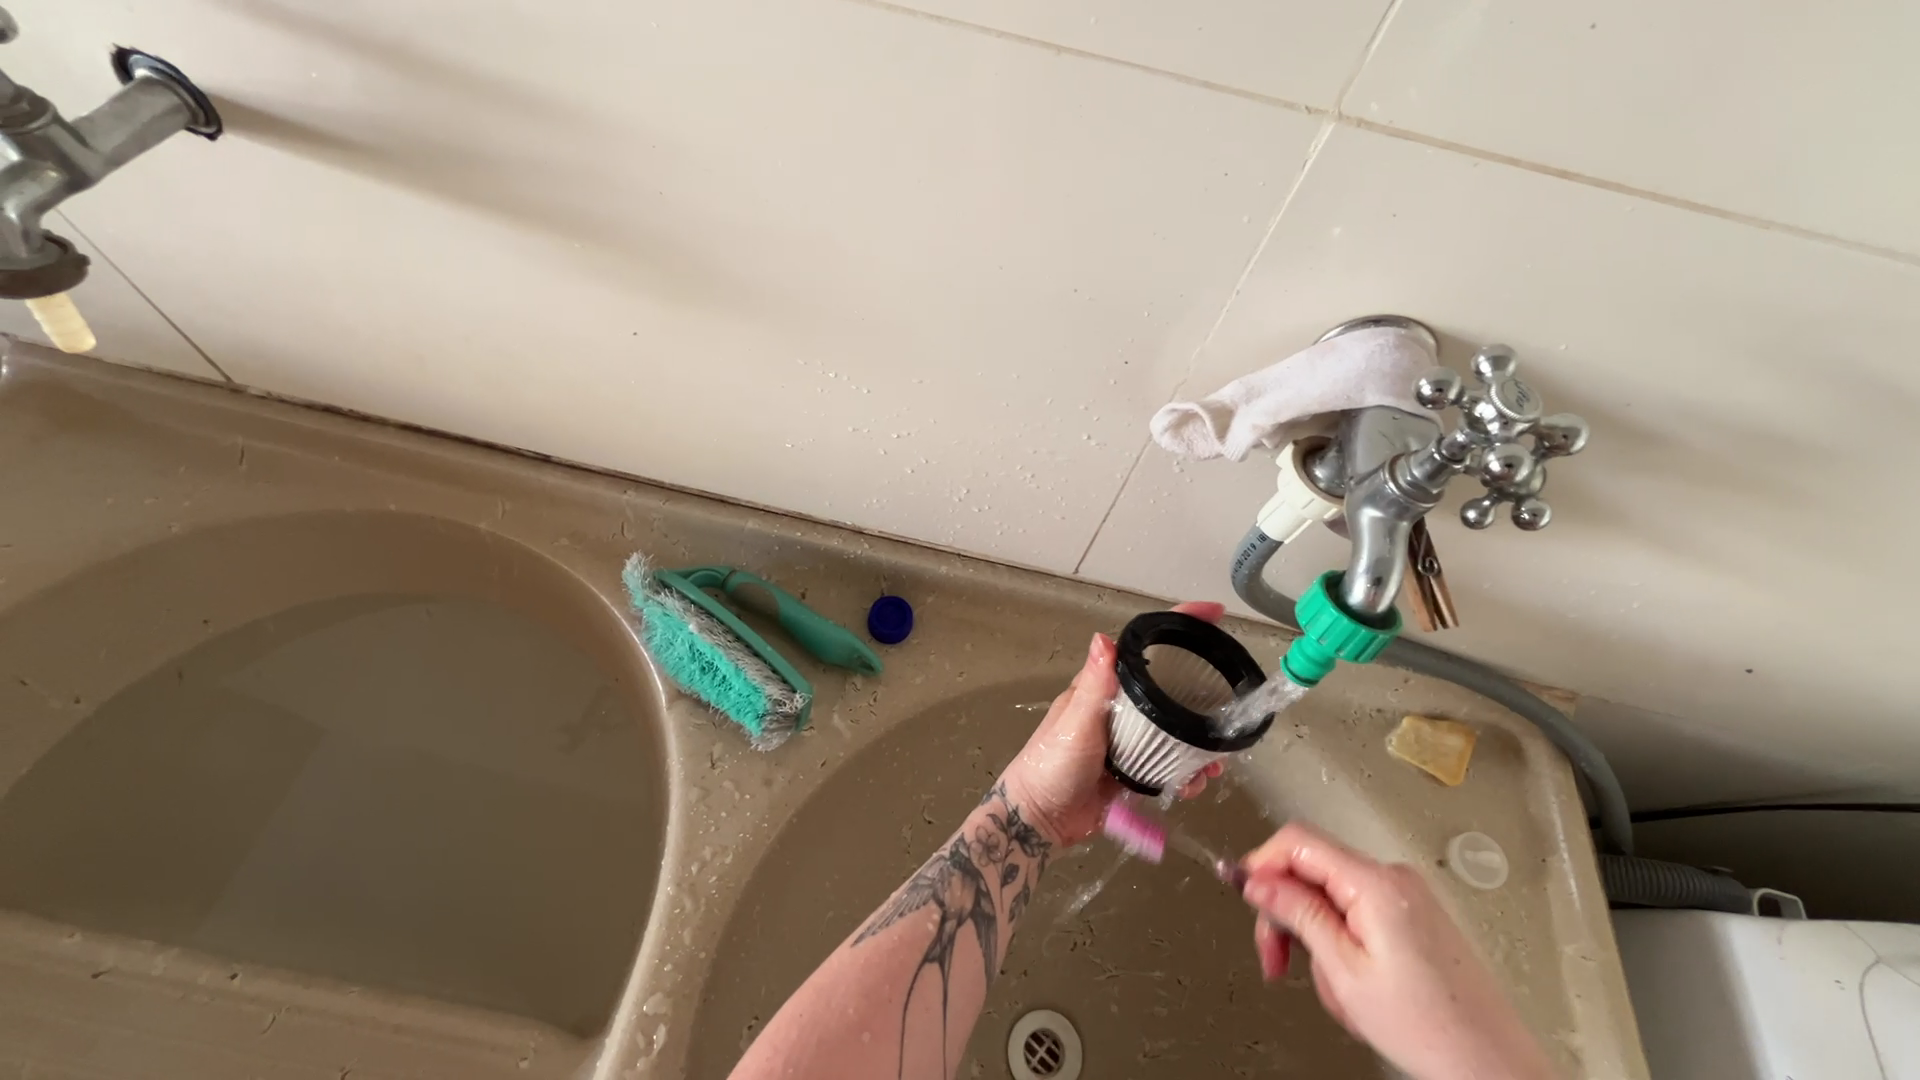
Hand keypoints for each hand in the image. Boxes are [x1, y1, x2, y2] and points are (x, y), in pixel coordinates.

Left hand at [999, 601, 1226, 847]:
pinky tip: (1193, 784)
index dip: (1176, 627)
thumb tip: (1104, 638)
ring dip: (1198, 745)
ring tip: (1214, 763)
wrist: (1042, 820)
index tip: (1213, 613)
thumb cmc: (1052, 763)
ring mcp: (1128, 743)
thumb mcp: (1075, 722)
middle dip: (1202, 699)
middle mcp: (1118, 711)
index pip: (1143, 650)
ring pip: (1174, 732)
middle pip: (1169, 692)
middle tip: (1228, 712)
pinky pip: (1169, 767)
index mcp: (1102, 688)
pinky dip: (1186, 773)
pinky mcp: (1134, 773)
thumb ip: (1093, 685)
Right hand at [1239, 823, 1557, 1079]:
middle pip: (1310, 869)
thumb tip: (1254, 878)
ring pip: (1329, 895)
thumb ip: (1296, 913)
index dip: (1261, 862)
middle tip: (1274, 961)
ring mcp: (1406, 895)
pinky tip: (1353, 984)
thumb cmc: (1429, 1028)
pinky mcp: (1413, 915)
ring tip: (1333, 989)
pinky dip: (1340, 941)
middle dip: (1285, 913)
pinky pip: (1355, 911)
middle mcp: (1393, 877)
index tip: (1242, 894)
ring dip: (1314, 938)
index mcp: (1375, 882)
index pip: (1298, 840)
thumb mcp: (1343, 970)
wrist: (1495, 1070)